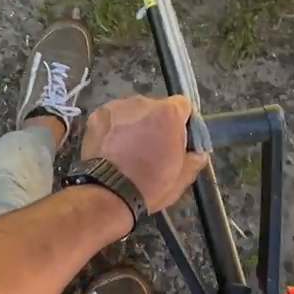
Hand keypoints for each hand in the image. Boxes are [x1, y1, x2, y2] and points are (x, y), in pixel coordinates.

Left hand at [79, 95, 206, 212]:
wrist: (109, 190)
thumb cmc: (151, 183)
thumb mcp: (183, 176)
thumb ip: (194, 157)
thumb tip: (197, 152)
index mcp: (167, 113)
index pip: (183, 105)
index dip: (183, 120)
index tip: (179, 137)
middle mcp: (141, 103)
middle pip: (155, 107)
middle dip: (156, 123)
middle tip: (153, 146)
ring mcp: (115, 107)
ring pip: (131, 111)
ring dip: (134, 124)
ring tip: (130, 148)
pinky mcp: (96, 115)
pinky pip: (112, 118)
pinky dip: (113, 128)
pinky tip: (112, 147)